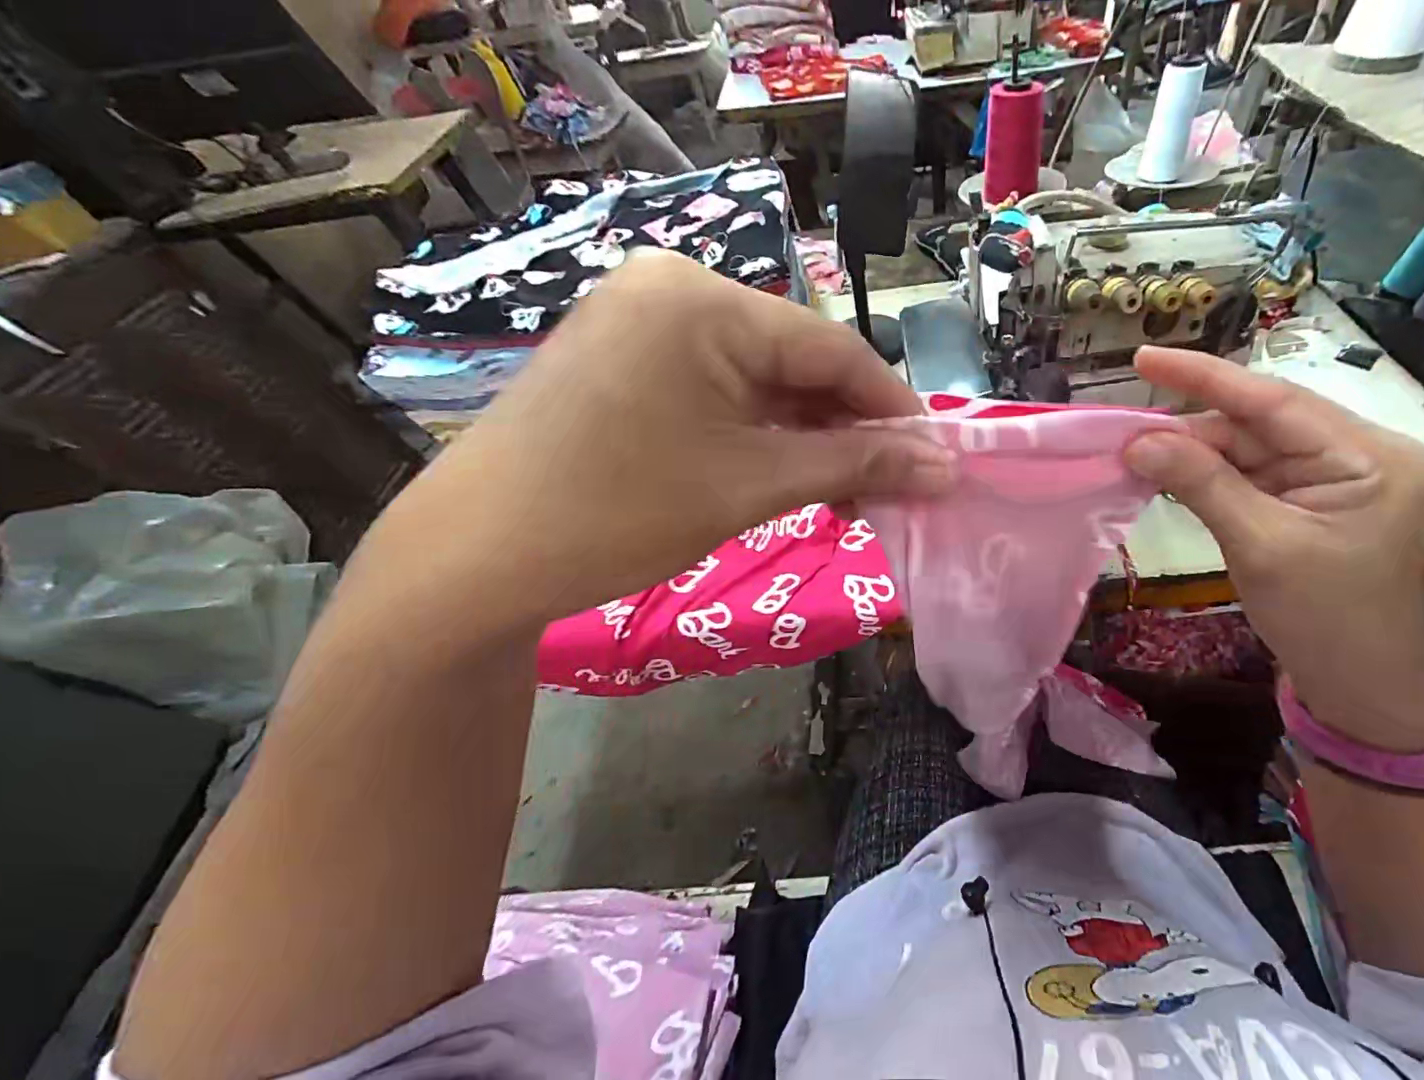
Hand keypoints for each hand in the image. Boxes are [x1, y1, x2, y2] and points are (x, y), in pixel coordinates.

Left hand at [356, 249, 955, 631]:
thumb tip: (945, 467)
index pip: (832, 348)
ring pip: (760, 376)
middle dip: (848, 427)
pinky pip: (718, 385)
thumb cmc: (622, 512)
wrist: (477, 556)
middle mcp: (674, 287)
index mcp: (705, 301)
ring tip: (845, 492)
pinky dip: (760, 430)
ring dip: (807, 434)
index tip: (933, 458)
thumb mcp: (755, 485)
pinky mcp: (626, 353)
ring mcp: (643, 318)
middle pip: (796, 359)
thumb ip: (859, 465)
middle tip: (888, 486)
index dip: (892, 406)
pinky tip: (788, 471)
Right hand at [1122, 347, 1423, 750]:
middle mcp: (1358, 453)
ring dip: (1196, 454)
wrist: (1359, 687)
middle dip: (1193, 427)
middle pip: (1260, 423)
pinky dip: (1211, 477)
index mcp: (1369, 455)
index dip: (1205, 377)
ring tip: (1138, 455)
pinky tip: (1172, 474)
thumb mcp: (1259, 546)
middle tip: (1127, 433)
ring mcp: (1335, 478)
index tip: (1145, 358)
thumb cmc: (1324, 620)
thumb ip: (1201, 484)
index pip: (1275, 401)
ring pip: (1251, 449)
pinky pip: (1253, 475)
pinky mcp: (1313, 501)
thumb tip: (1138, 441)